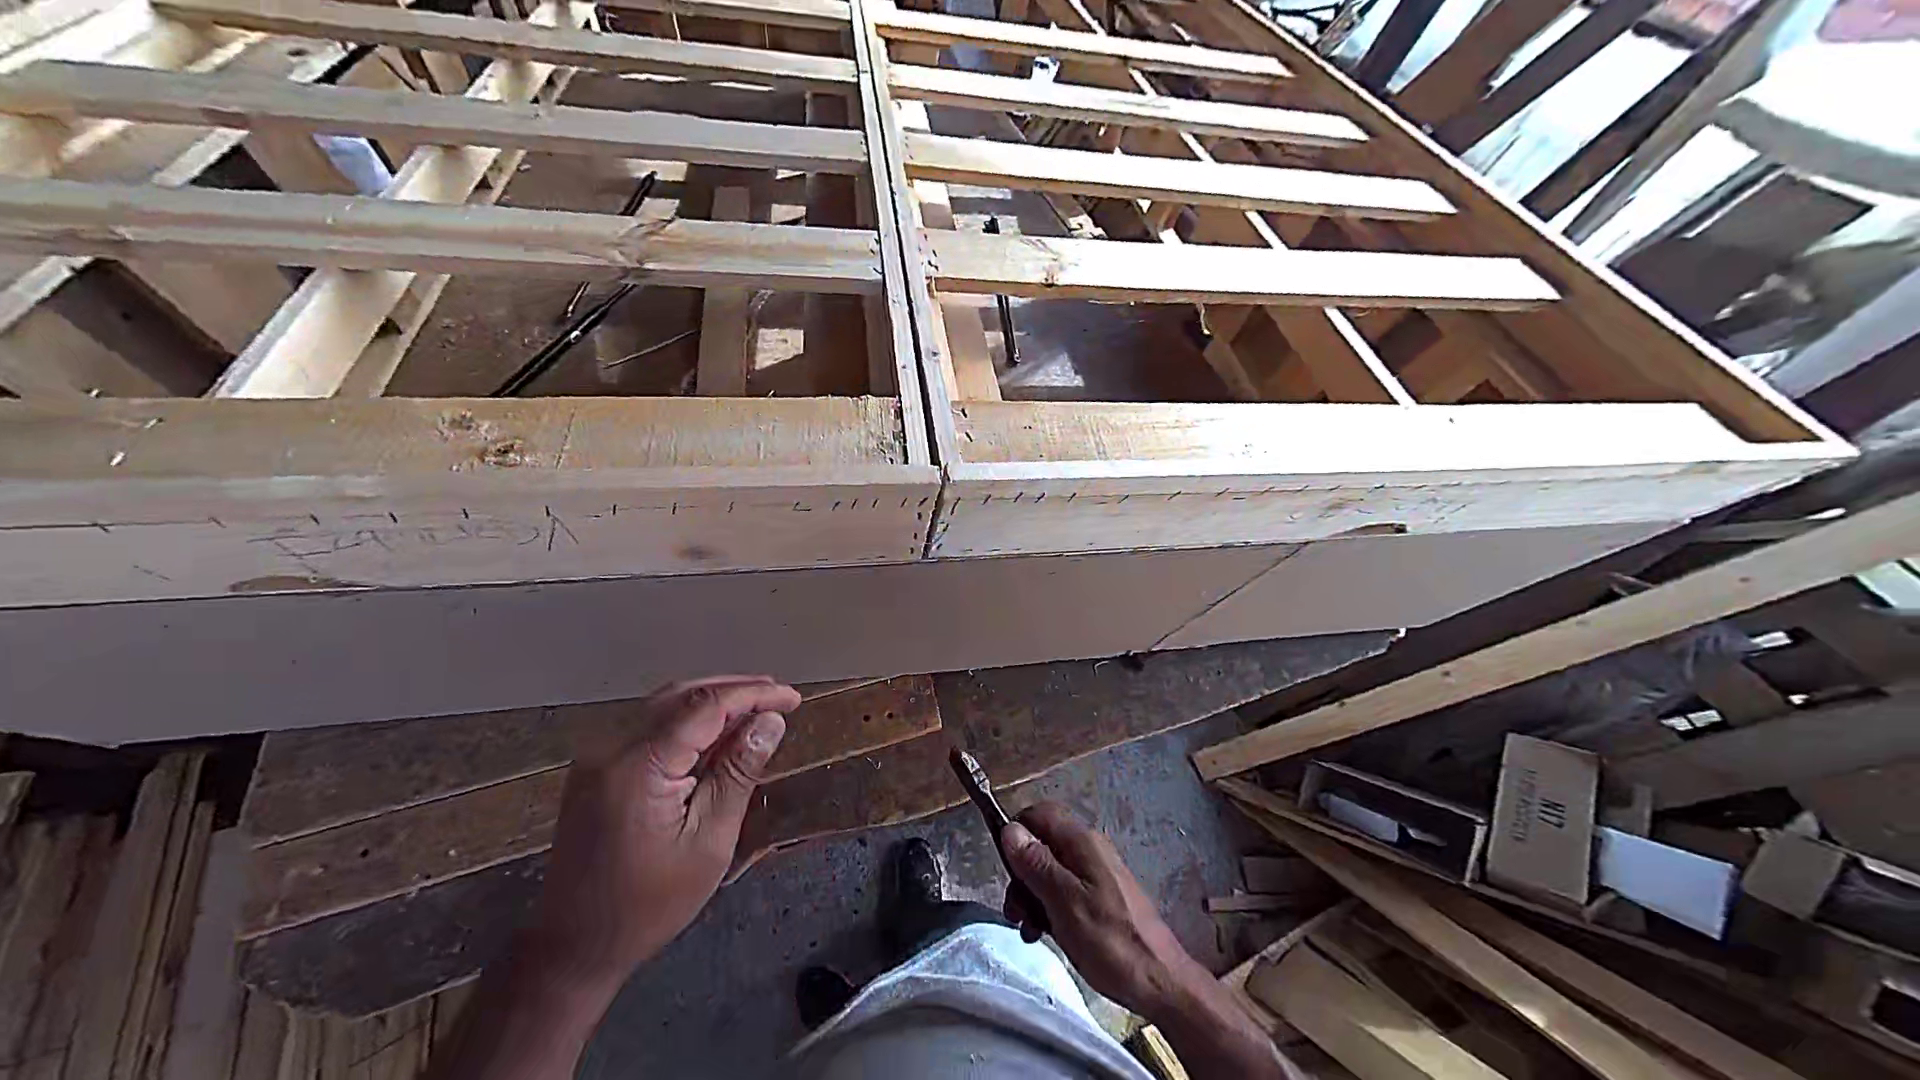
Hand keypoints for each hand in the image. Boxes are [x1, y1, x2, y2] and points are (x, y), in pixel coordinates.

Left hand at [530, 675, 800, 984]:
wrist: (574, 947)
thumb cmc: (649, 904)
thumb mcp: (709, 841)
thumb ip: (739, 773)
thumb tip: (770, 721)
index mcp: (638, 767)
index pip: (705, 706)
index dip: (754, 695)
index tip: (793, 698)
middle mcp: (610, 748)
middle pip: (682, 695)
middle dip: (735, 690)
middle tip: (780, 697)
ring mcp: (598, 756)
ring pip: (664, 705)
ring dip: (713, 702)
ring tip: (757, 709)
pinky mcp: (596, 768)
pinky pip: (649, 726)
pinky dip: (688, 721)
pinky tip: (717, 733)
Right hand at [1000, 801, 1210, 1019]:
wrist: (1160, 982)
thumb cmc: (1111, 942)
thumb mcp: (1064, 902)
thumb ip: (1036, 864)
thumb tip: (1010, 829)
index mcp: (1082, 842)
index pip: (1038, 813)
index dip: (1016, 833)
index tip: (1006, 868)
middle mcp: (1089, 849)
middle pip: (1041, 844)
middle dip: (1021, 873)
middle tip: (1016, 910)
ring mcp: (1096, 873)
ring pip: (1050, 869)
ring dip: (1032, 895)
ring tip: (1030, 928)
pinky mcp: (1100, 897)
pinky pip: (1064, 890)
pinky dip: (1049, 907)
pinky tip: (1046, 933)